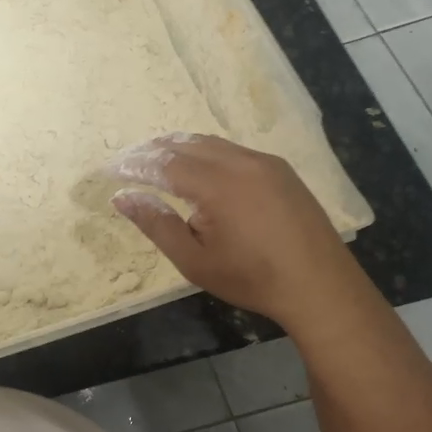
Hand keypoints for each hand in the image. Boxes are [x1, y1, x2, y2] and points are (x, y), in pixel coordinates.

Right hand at [108, 134, 369, 328]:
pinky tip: (196, 167)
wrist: (322, 289)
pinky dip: (203, 151)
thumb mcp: (194, 260)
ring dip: (176, 147)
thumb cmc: (253, 279)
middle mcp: (239, 163)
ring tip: (154, 158)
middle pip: (183, 145)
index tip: (109, 171)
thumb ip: (156, 224)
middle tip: (126, 162)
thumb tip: (121, 198)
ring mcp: (263, 162)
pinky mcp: (279, 169)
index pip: (162, 164)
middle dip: (150, 151)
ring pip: (208, 142)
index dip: (133, 165)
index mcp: (217, 185)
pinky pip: (231, 149)